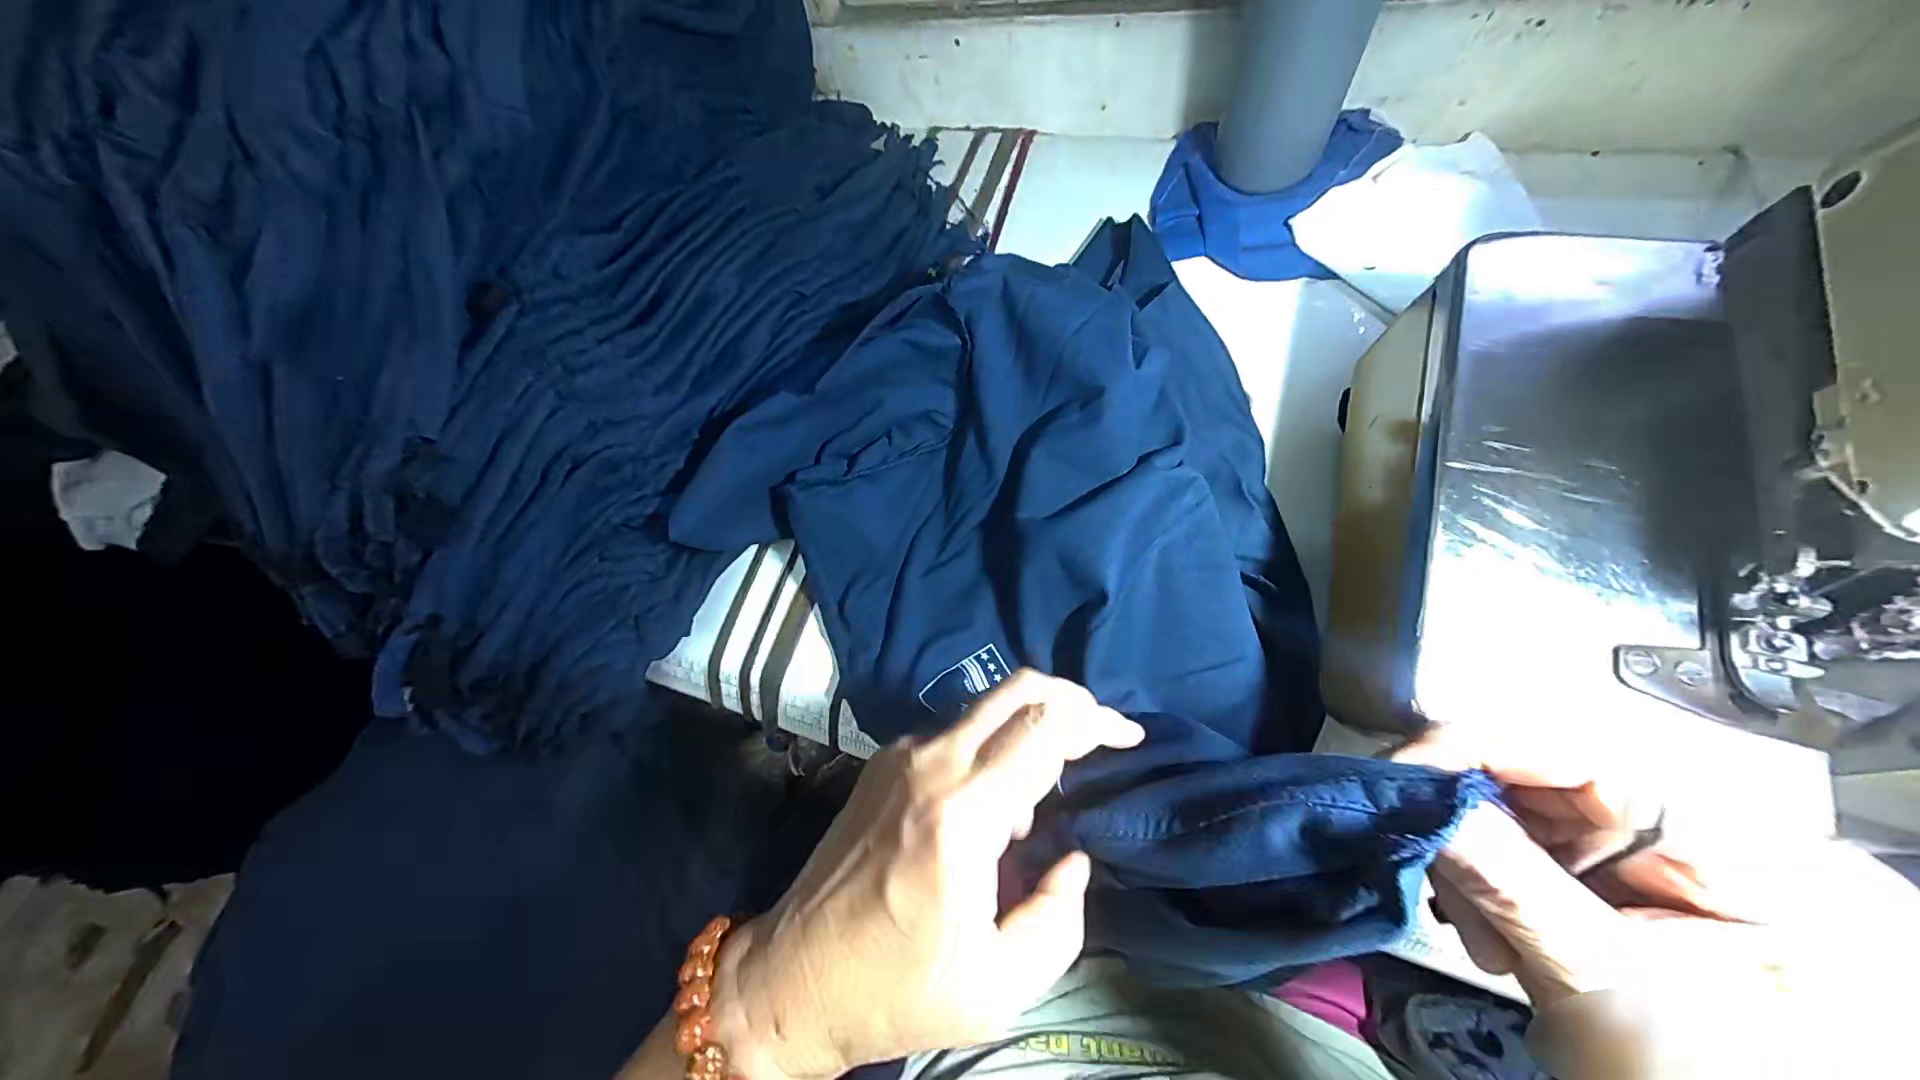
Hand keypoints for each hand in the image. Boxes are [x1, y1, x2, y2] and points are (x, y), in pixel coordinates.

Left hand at [712, 670, 1143, 1079]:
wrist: (794, 975)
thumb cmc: (895, 989)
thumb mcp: (997, 987)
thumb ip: (1058, 919)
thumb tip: (1072, 859)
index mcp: (960, 816)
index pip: (1043, 731)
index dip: (1096, 723)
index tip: (1129, 736)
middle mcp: (930, 765)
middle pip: (1017, 692)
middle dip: (1071, 699)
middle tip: (1104, 730)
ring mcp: (902, 756)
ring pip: (987, 704)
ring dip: (1033, 721)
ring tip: (1054, 781)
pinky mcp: (885, 762)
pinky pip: (957, 730)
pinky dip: (995, 743)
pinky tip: (998, 798)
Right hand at [1394, 723, 1919, 1015]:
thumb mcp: (1600, 982)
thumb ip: (1502, 876)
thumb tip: (1410, 797)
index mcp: (1753, 854)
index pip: (1577, 754)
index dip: (1470, 753)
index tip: (1398, 780)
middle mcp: (1716, 837)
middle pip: (1543, 782)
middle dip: (1469, 828)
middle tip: (1444, 892)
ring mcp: (1676, 862)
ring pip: (1526, 814)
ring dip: (1476, 864)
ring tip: (1480, 936)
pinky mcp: (1636, 884)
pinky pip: (1537, 848)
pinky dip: (1495, 881)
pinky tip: (1496, 932)